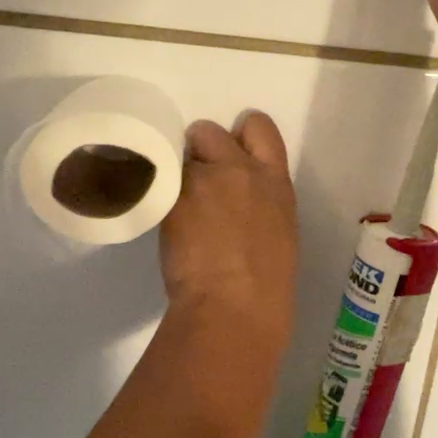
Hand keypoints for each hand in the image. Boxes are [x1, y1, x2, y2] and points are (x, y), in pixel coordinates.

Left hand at [159, 112, 299, 349]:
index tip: (231, 158)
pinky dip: (159, 201)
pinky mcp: (170, 200)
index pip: (258, 127)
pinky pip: (158, 187)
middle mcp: (240, 171)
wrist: (232, 310)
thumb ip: (261, 208)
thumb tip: (241, 207)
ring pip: (178, 160)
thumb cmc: (267, 291)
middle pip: (208, 131)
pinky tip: (166, 227)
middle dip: (199, 150)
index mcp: (275, 184)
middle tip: (196, 184)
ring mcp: (202, 183)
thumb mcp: (279, 236)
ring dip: (177, 178)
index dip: (240, 137)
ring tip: (179, 212)